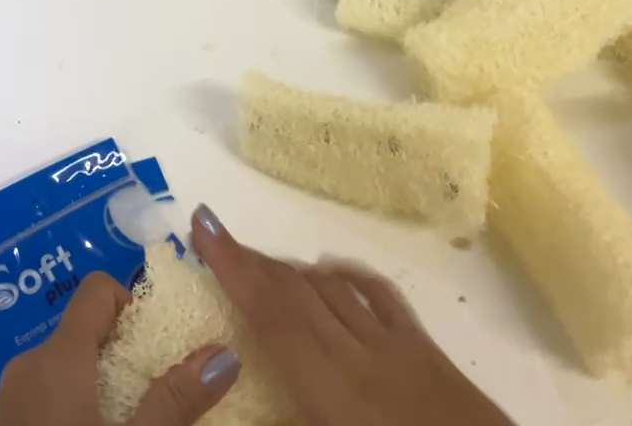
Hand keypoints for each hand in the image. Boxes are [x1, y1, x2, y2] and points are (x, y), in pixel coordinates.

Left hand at [0, 270, 240, 425]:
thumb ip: (177, 399)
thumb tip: (224, 352)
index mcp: (57, 356)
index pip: (97, 291)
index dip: (134, 306)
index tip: (162, 347)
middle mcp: (28, 363)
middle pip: (85, 331)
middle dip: (127, 355)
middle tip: (161, 396)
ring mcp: (11, 396)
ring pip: (67, 365)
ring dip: (105, 385)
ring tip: (136, 424)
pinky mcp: (6, 424)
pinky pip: (47, 393)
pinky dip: (78, 404)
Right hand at [191, 205, 513, 425]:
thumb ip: (285, 416)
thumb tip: (233, 378)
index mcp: (335, 394)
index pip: (273, 314)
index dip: (233, 266)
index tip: (201, 225)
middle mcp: (362, 357)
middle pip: (295, 291)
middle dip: (249, 260)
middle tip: (212, 236)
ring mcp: (400, 349)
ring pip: (332, 287)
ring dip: (288, 268)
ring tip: (257, 262)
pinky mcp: (430, 352)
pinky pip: (380, 295)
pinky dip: (346, 274)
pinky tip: (329, 269)